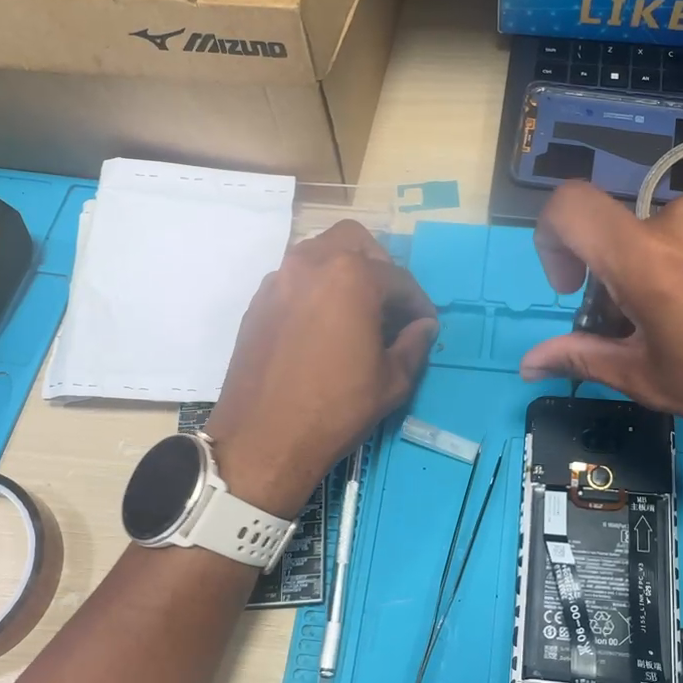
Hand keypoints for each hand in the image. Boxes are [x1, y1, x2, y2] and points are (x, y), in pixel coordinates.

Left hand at [206, 221, 437, 516]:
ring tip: (356, 312)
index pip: (398, 278)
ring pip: (319, 254)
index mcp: (351, 277)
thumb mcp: (392, 382)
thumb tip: (423, 327)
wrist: (263, 439)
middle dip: (379, 267)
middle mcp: (311, 264)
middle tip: (390, 304)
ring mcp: (278, 280)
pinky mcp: (257, 303)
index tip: (425, 325)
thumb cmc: (336, 409)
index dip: (418, 303)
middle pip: (354, 243)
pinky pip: (294, 280)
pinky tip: (323, 327)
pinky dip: (315, 290)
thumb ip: (413, 345)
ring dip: (343, 272)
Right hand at [521, 184, 682, 468]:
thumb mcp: (649, 379)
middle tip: (628, 334)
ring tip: (673, 335)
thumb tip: (531, 363)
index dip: (550, 241)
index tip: (571, 290)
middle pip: (615, 234)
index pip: (569, 207)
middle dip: (605, 280)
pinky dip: (680, 273)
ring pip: (654, 239)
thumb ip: (583, 358)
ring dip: (643, 278)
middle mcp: (681, 222)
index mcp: (647, 257)